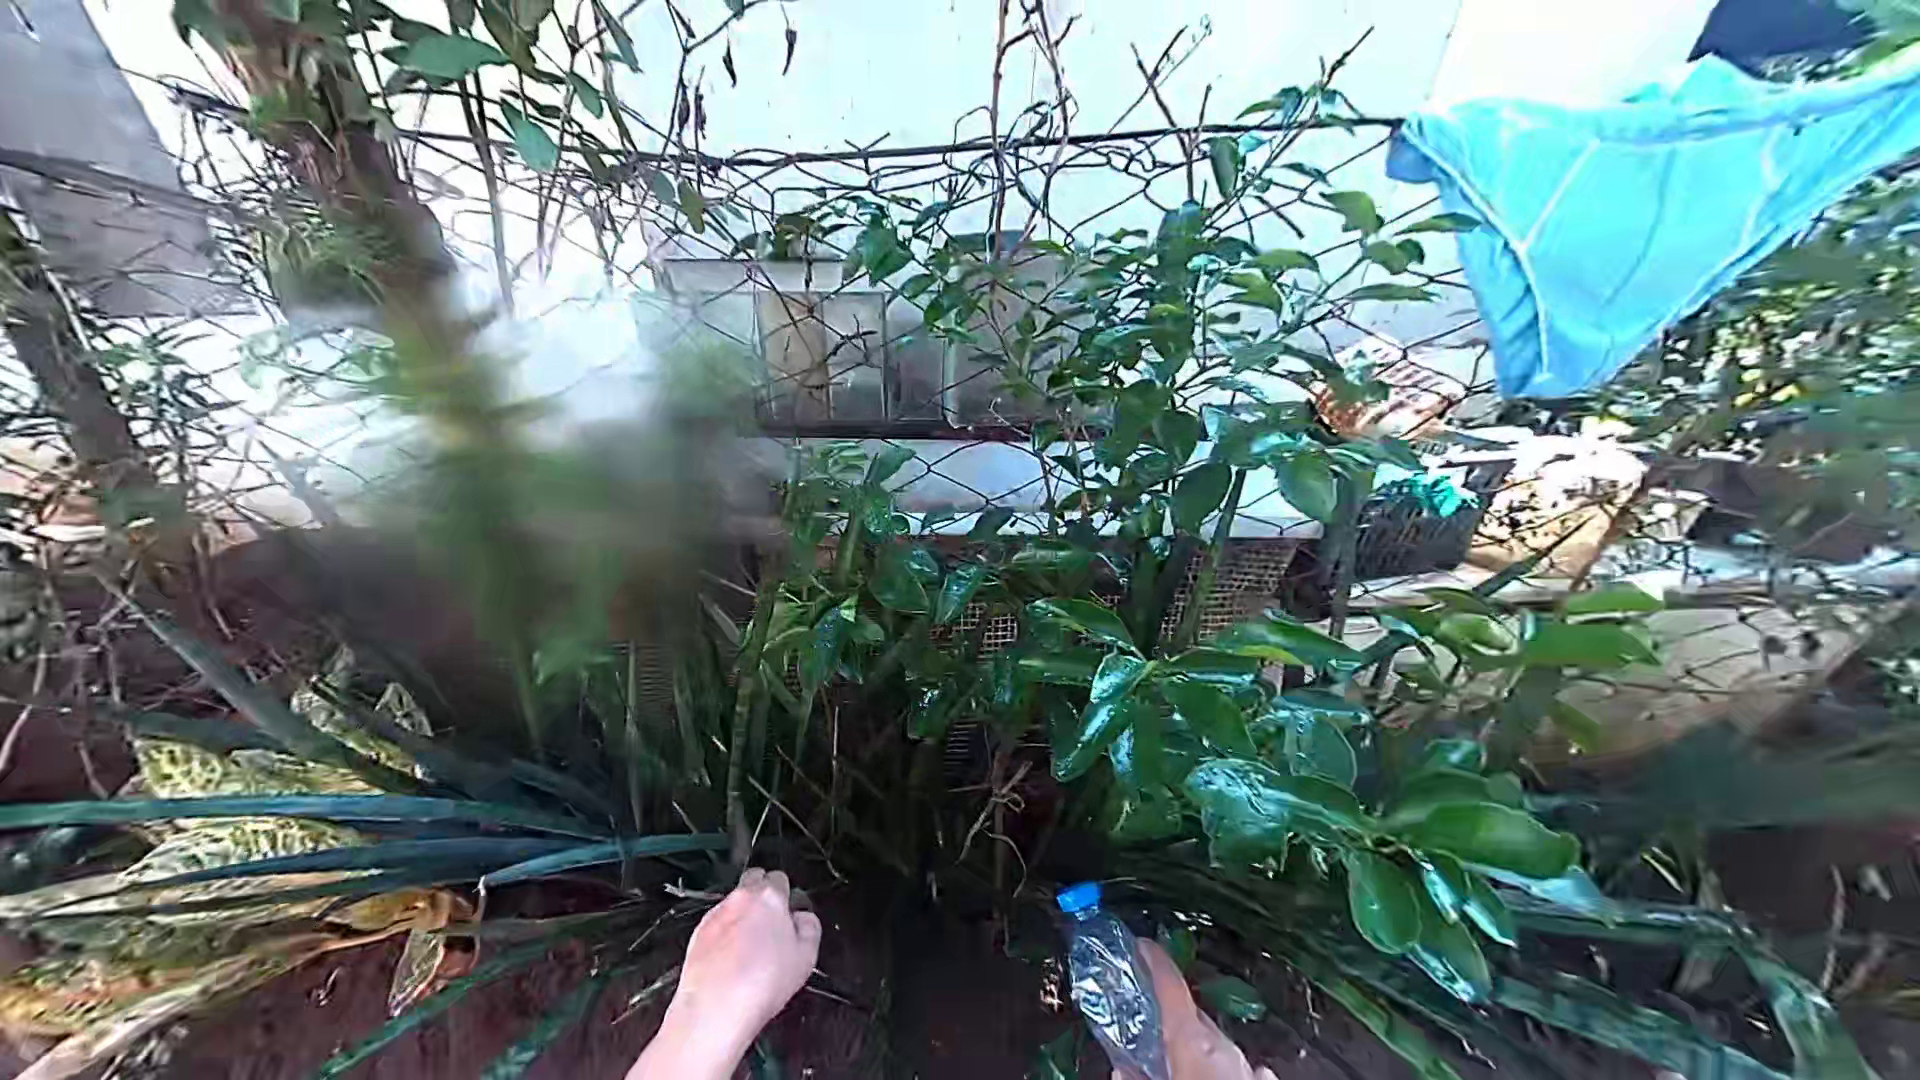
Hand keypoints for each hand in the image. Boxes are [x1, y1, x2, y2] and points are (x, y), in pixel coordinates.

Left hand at [628, 868, 821, 1079]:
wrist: (713, 1011)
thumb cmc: (758, 985)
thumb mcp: (806, 958)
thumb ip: (810, 927)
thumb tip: (804, 920)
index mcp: (770, 897)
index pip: (780, 878)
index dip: (785, 896)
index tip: (786, 913)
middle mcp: (742, 898)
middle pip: (754, 879)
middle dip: (761, 893)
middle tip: (768, 923)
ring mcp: (717, 914)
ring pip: (734, 902)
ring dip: (742, 914)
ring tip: (748, 949)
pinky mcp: (697, 933)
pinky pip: (715, 923)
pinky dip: (723, 933)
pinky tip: (728, 960)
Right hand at [1126, 938, 1276, 1079]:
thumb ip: (1136, 1078)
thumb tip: (1121, 1069)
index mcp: (1193, 1042)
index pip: (1170, 985)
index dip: (1155, 959)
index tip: (1142, 944)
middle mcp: (1224, 1048)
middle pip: (1193, 1016)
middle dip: (1174, 1015)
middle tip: (1150, 1019)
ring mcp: (1250, 1068)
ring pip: (1218, 1043)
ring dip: (1199, 1045)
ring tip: (1180, 1058)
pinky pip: (1244, 1069)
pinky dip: (1228, 1068)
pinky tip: (1221, 1075)